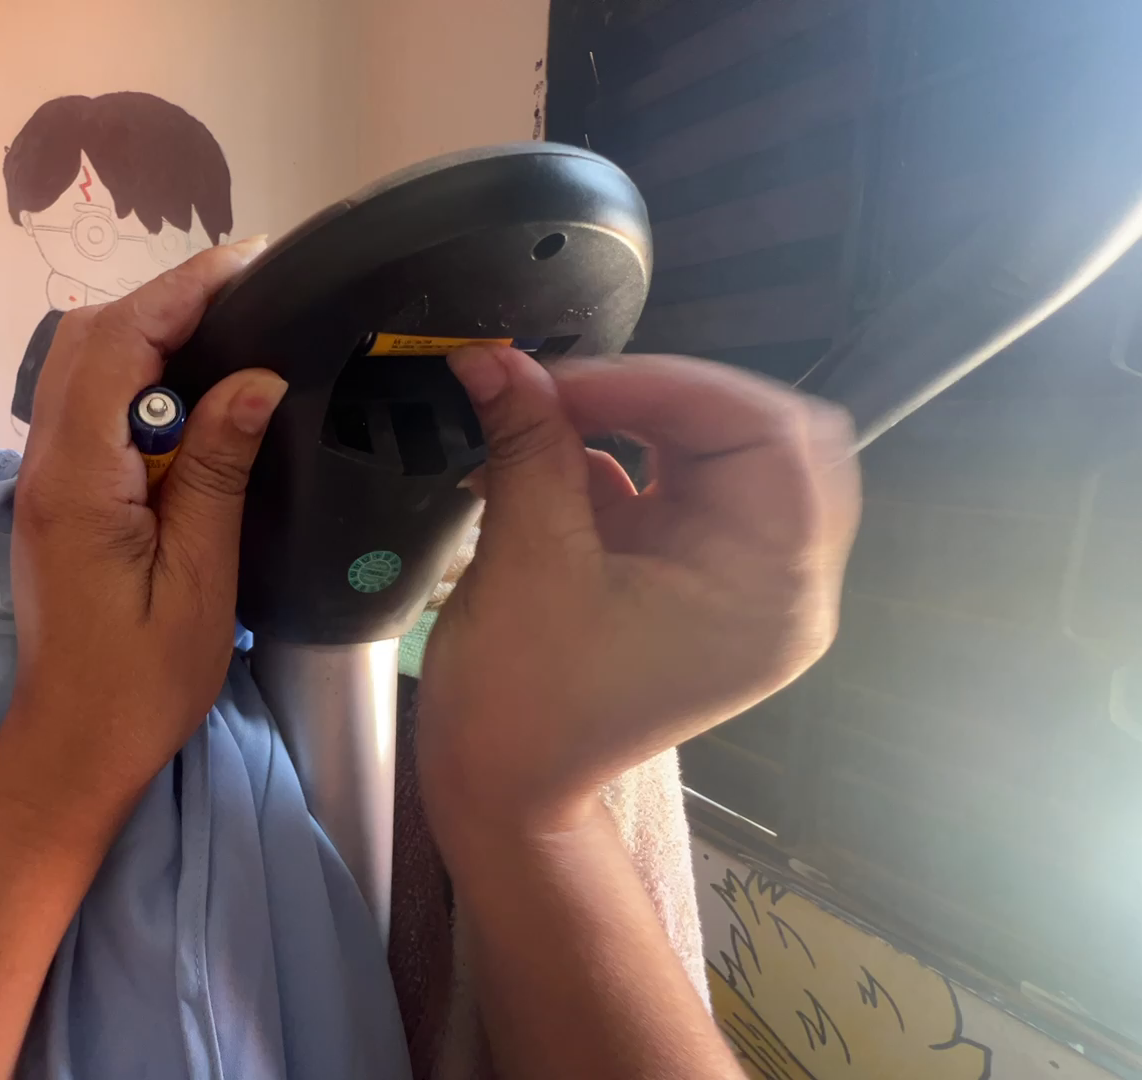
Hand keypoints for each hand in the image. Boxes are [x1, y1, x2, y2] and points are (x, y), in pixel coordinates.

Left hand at [2, 239, 287, 800]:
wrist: (74, 741)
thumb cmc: (142, 680)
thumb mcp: (198, 580)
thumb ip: (217, 473)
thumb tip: (255, 380)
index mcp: (78, 480)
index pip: (117, 346)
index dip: (180, 292)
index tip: (249, 264)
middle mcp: (46, 465)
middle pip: (86, 340)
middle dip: (163, 302)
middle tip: (246, 297)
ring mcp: (44, 479)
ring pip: (82, 368)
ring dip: (148, 337)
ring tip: (226, 333)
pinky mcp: (57, 496)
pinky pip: (89, 408)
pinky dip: (136, 379)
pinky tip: (187, 396)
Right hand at [417, 346, 860, 846]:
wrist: (498, 784)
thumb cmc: (517, 697)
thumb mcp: (525, 562)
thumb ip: (525, 446)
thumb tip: (491, 359)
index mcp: (768, 588)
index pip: (768, 435)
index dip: (663, 385)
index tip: (557, 378)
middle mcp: (772, 581)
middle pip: (755, 439)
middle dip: (654, 398)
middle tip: (558, 389)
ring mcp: (726, 583)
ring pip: (709, 459)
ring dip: (627, 425)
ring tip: (543, 418)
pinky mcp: (677, 583)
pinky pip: (663, 495)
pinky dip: (605, 464)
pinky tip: (539, 463)